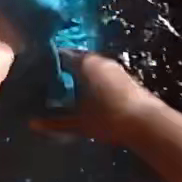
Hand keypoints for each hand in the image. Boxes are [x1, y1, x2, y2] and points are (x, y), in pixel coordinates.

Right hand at [31, 51, 163, 144]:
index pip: (59, 55)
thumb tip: (31, 124)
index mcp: (83, 63)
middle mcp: (99, 60)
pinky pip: (104, 75)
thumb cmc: (108, 118)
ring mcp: (115, 68)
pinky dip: (95, 82)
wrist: (149, 125)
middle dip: (65, 70)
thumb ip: (54, 122)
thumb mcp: (78, 122)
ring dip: (82, 76)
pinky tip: (91, 96)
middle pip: (76, 60)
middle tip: (52, 83)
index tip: (39, 73)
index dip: (48, 64)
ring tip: (70, 90)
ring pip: (92, 67)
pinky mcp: (127, 78)